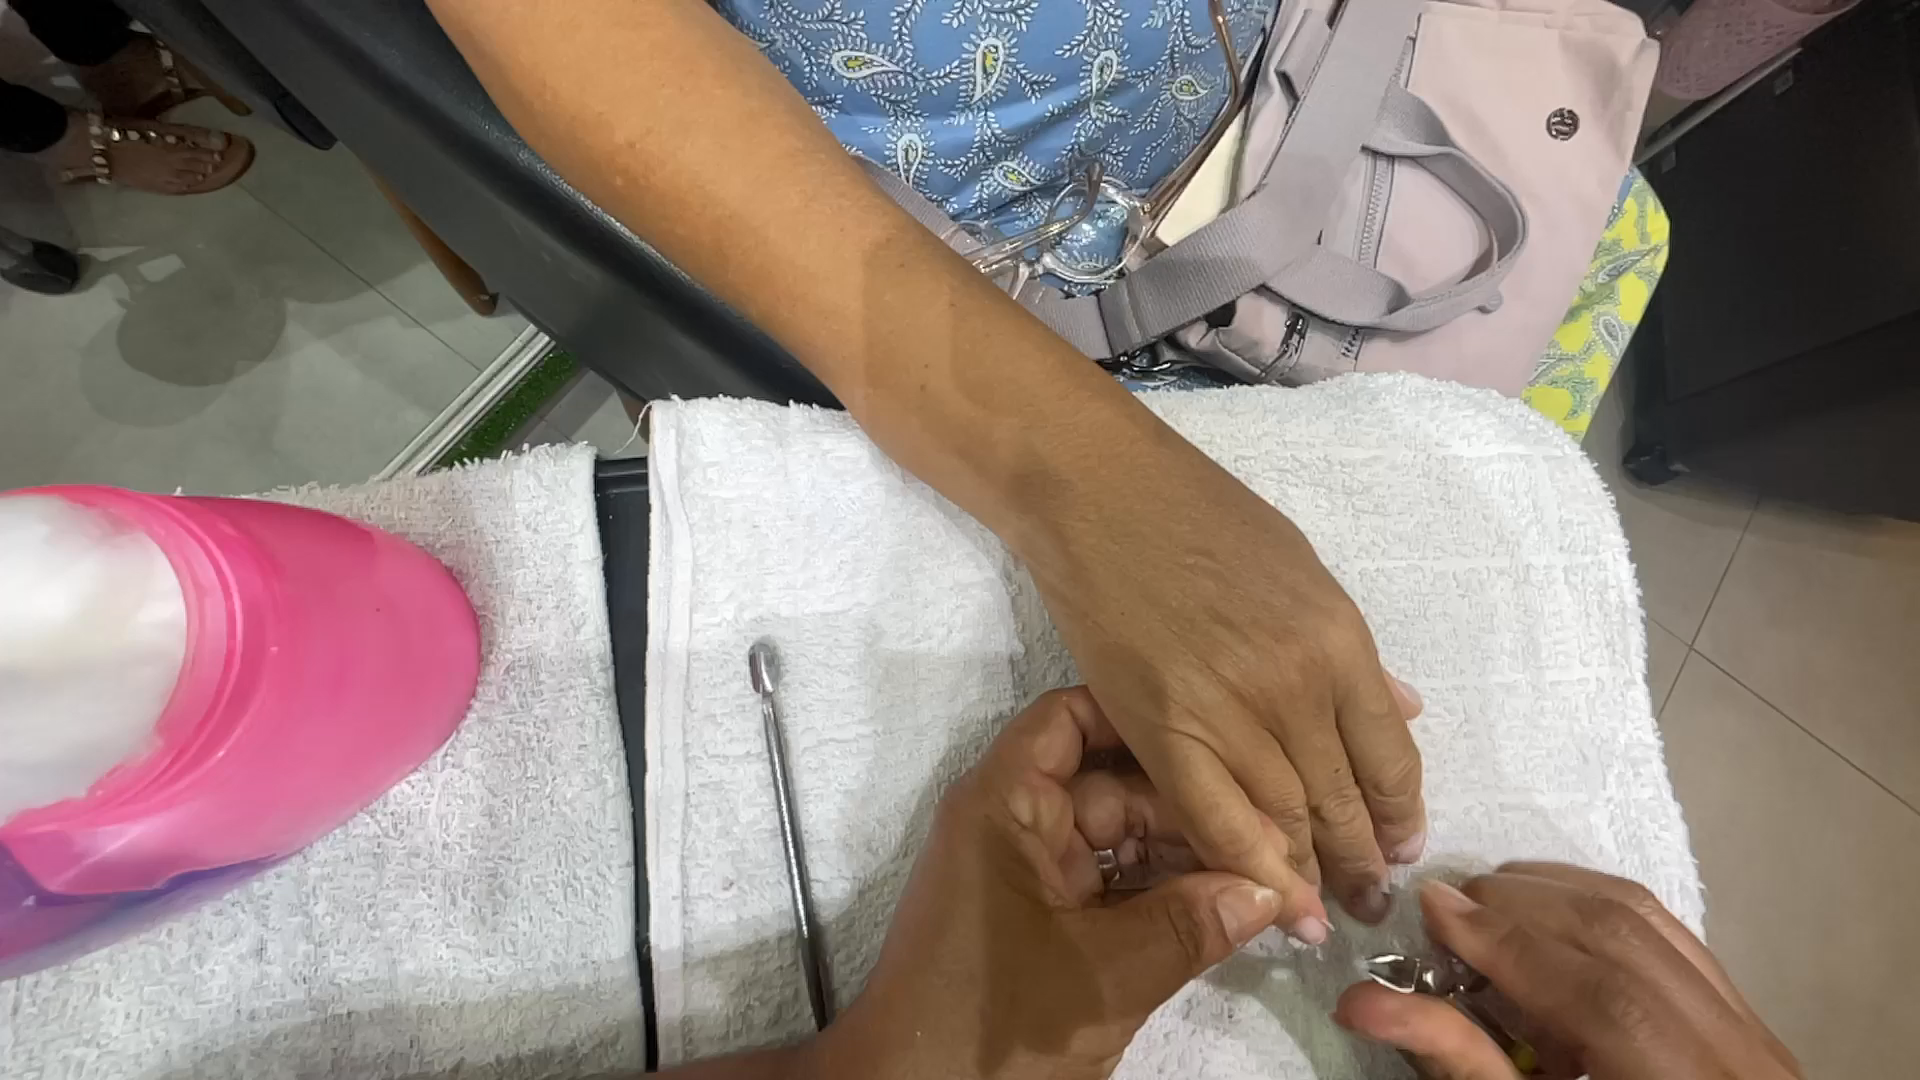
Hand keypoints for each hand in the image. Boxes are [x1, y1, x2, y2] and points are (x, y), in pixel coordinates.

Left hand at [810, 688, 1281, 1079]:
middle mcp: (1017, 816)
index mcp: (1006, 800)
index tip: (1213, 727)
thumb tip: (1272, 888)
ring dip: (1181, 850)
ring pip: (1117, 831)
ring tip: (1267, 863)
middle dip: (1186, 802)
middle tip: (1274, 825)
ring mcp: (1030, 862)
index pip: (1069, 717)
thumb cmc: (992, 1026)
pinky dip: (1159, 886)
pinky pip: (1109, 875)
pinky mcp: (1044, 906)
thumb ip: (1187, 926)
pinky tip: (1225, 899)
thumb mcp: (1100, 978)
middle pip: (1110, 778)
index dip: (1136, 713)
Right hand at [1028, 440, 1425, 935]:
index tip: (1396, 846)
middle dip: (1359, 861)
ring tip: (1318, 907)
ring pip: (1284, 821)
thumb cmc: (1195, 511)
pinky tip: (1270, 903)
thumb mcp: (1296, 565)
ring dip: (1308, 873)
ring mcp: (1227, 714)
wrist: (1099, 494)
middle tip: (1363, 898)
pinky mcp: (1158, 730)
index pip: (1389, 758)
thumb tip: (1402, 708)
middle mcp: (1295, 690)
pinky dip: (1247, 869)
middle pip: (1341, 802)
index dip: (1398, 815)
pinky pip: (1214, 819)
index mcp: (1337, 640)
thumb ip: (1347, 648)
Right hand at [1334, 865, 1802, 1079]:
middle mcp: (1741, 1053)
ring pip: (1639, 911)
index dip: (1507, 943)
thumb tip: (1356, 1001)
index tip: (1430, 907)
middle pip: (1618, 932)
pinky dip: (1581, 895)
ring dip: (1544, 889)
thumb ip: (1455, 1058)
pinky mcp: (1732, 1000)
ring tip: (1481, 905)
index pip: (1603, 998)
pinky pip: (1655, 918)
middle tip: (1445, 911)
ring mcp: (1748, 1022)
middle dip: (1515, 904)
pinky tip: (1535, 909)